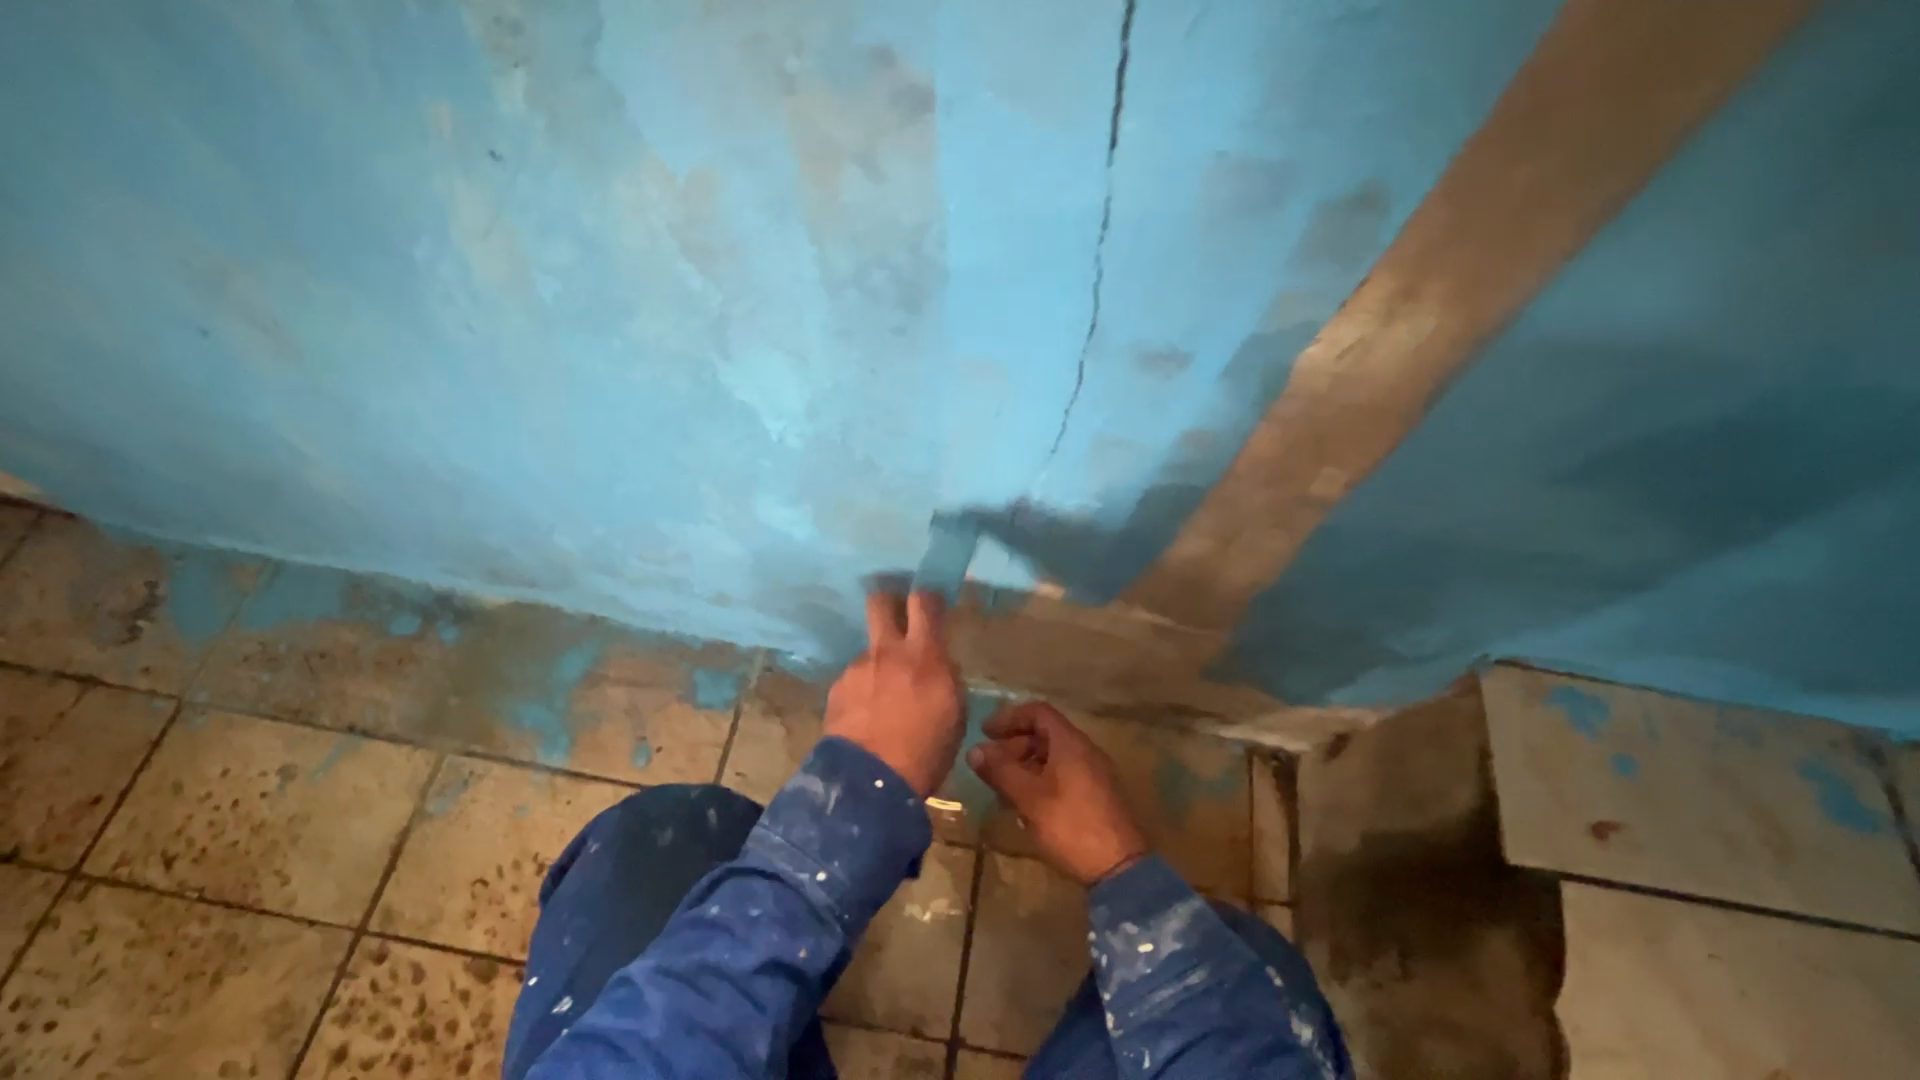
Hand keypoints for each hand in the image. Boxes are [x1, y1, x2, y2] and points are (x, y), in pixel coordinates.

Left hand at [823, 591, 964, 796]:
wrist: (870, 783)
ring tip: (883, 699)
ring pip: (869, 651)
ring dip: (877, 664)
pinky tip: (866, 717)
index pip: (925, 602)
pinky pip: (854, 680)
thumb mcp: (955, 713)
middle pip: (880, 602)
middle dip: (888, 602)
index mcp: (924, 655)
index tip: (932, 601)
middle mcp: (887, 652)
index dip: (929, 596)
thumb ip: (947, 678)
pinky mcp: (836, 689)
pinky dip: (861, 691)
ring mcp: (857, 668)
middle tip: (896, 615)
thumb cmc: (926, 752)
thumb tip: (939, 665)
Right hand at [966, 703, 1148, 885]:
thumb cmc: (1070, 825)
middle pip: (1045, 735)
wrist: (1120, 868)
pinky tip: (1027, 807)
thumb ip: (1001, 771)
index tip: (985, 733)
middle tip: (990, 766)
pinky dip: (1041, 781)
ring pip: (1053, 757)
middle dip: (1014, 746)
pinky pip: (1064, 775)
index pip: (1038, 712)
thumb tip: (974, 750)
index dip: (1009, 718)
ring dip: (1025, 766)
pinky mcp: (1098, 796)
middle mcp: (1086, 751)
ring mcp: (1095, 774)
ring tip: (1003, 789)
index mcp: (1071, 743)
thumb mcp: (1029, 798)